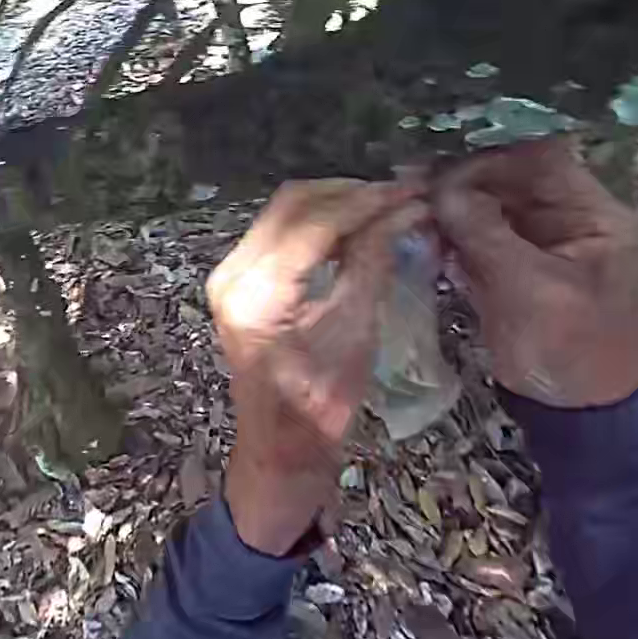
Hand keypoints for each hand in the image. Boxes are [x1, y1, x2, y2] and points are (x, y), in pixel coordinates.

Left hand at [208, 179, 426, 554]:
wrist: (280, 447)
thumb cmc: (322, 405)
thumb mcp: (357, 332)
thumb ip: (373, 262)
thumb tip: (402, 212)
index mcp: (258, 294)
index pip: (315, 224)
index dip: (366, 202)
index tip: (409, 191)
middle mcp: (233, 274)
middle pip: (293, 204)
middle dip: (349, 194)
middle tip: (398, 195)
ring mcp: (229, 274)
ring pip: (283, 212)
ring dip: (333, 204)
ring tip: (382, 206)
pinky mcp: (236, 279)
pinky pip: (277, 231)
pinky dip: (316, 222)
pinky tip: (352, 225)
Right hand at [432, 139, 637, 408]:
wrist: (575, 416)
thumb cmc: (568, 353)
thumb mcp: (531, 290)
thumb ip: (486, 234)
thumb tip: (440, 189)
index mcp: (598, 218)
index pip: (542, 162)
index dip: (490, 159)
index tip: (442, 172)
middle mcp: (571, 221)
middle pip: (511, 181)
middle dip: (462, 182)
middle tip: (412, 184)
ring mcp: (541, 243)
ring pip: (490, 206)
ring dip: (452, 207)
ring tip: (410, 206)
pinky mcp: (516, 265)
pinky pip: (481, 235)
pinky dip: (452, 233)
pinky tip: (423, 233)